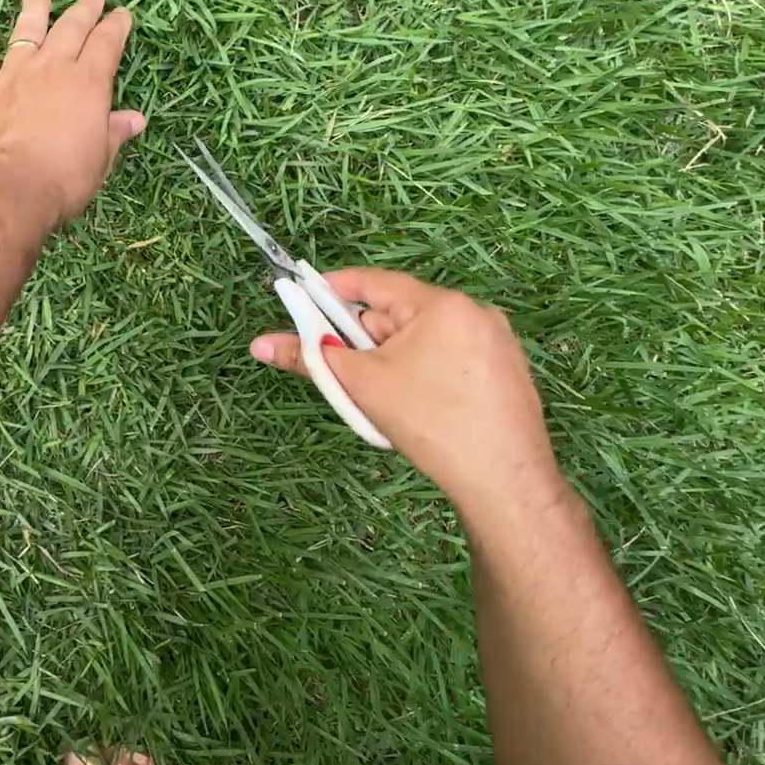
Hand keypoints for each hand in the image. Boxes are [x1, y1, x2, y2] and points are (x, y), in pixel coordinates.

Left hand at [0, 0, 146, 227]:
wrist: (6, 189)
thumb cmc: (62, 178)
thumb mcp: (99, 159)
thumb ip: (113, 133)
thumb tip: (134, 119)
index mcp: (87, 82)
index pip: (107, 43)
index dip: (116, 26)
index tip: (122, 14)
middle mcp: (51, 68)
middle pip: (70, 27)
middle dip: (84, 8)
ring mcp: (12, 76)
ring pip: (25, 30)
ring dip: (34, 6)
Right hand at [250, 269, 564, 511]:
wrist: (504, 482)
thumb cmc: (428, 420)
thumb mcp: (358, 383)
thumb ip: (307, 356)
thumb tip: (258, 344)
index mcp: (440, 305)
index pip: (371, 282)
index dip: (329, 290)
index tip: (299, 303)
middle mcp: (474, 312)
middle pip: (393, 313)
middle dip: (361, 339)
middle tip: (347, 371)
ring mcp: (496, 342)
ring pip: (416, 338)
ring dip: (387, 358)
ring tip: (381, 396)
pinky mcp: (506, 371)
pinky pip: (444, 356)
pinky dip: (417, 371)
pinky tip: (415, 405)